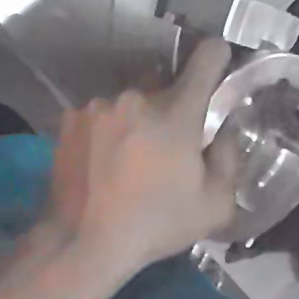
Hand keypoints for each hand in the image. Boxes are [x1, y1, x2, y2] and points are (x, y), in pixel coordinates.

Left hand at [38, 39, 235, 298]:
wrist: (83, 241)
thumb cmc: (155, 224)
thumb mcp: (214, 204)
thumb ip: (227, 157)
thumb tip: (223, 128)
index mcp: (176, 112)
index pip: (206, 58)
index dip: (217, 57)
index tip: (219, 64)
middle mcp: (136, 96)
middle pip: (164, 84)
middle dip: (171, 106)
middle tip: (167, 143)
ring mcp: (99, 104)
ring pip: (129, 100)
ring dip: (135, 118)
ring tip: (129, 157)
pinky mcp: (71, 117)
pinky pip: (100, 113)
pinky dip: (106, 128)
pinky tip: (103, 159)